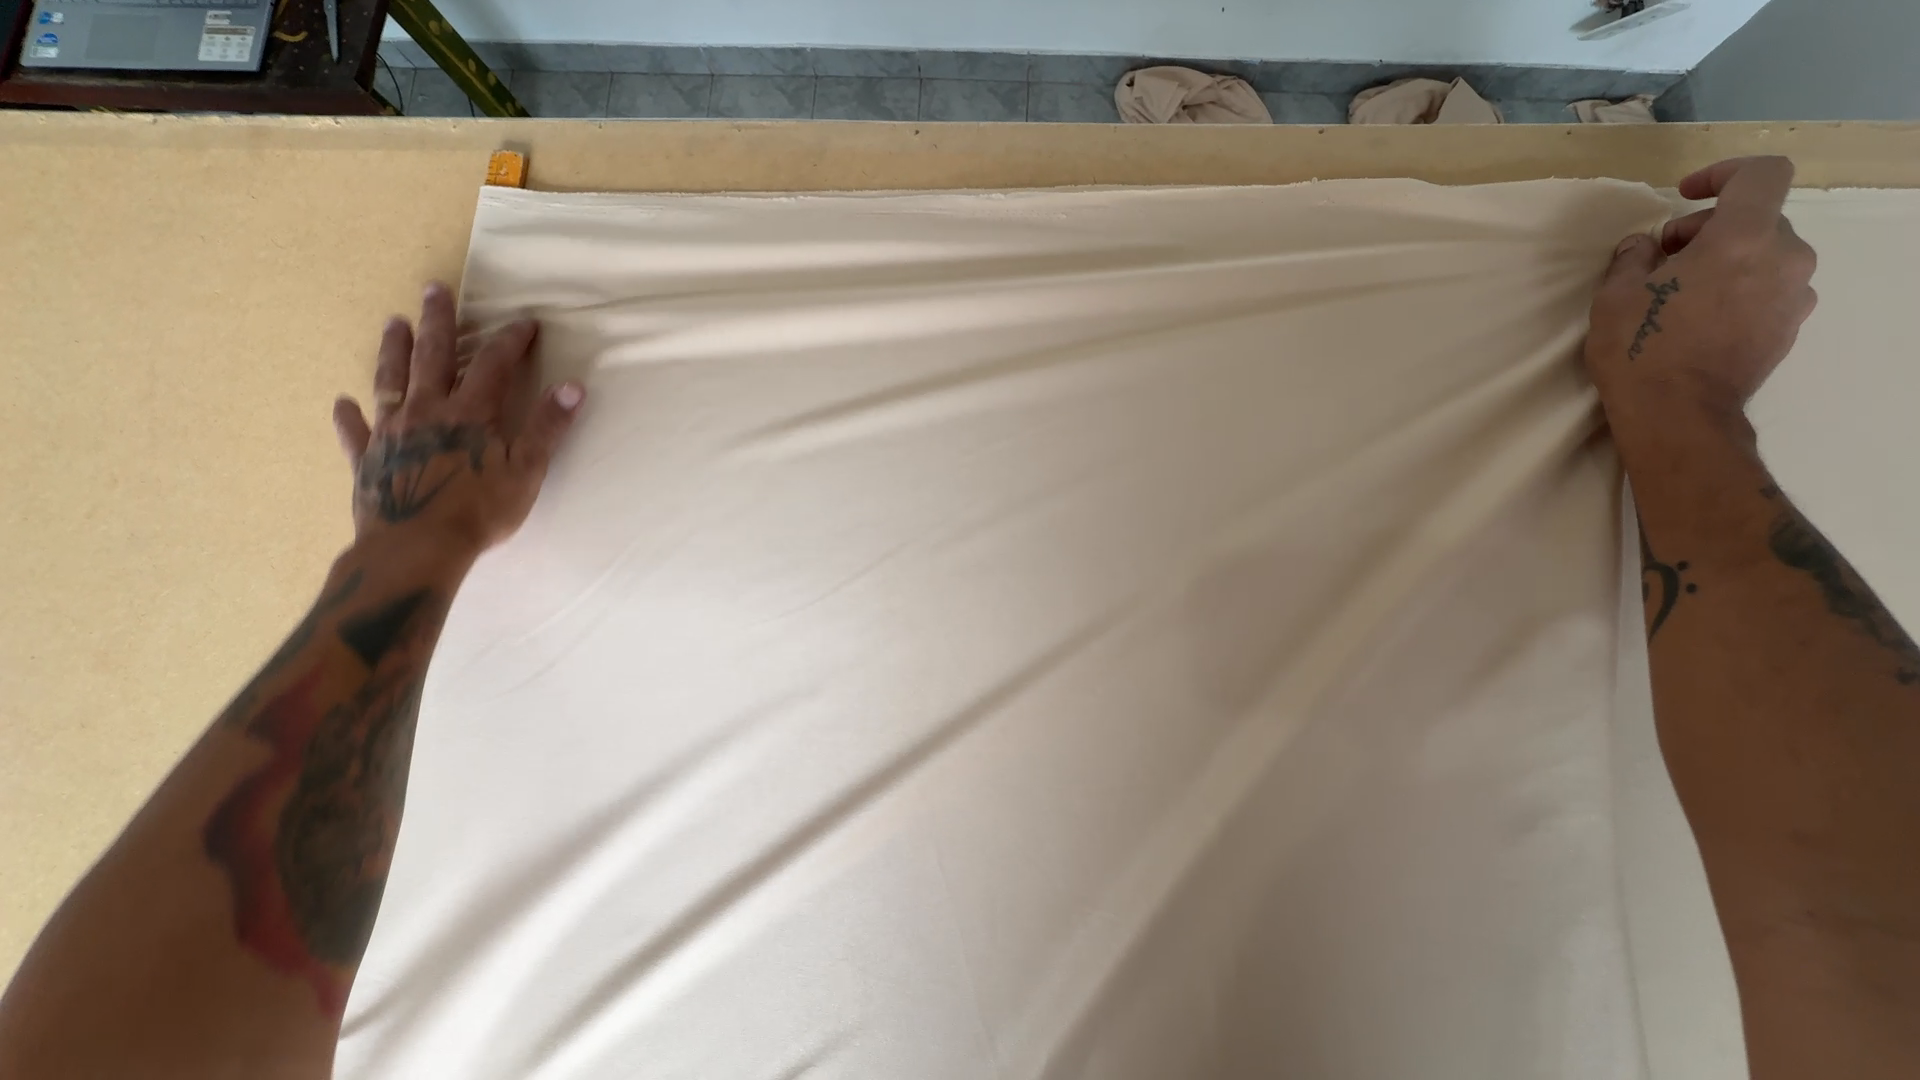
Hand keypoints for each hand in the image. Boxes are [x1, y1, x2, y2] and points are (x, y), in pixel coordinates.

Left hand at [332, 282, 584, 554]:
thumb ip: (548, 427)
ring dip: (393, 350)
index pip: (494, 364)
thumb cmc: (480, 511)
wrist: (417, 548)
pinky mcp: (367, 460)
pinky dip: (350, 416)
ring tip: (394, 322)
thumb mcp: (527, 470)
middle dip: (438, 322)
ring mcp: (391, 434)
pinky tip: (343, 403)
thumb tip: (574, 386)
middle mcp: (426, 411)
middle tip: (435, 289)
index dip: (511, 341)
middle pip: (433, 357)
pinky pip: (355, 432)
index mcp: (469, 413)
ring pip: (391, 381)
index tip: (525, 322)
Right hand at [1585, 156, 1818, 441]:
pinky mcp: (1790, 326)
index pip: (1761, 175)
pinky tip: (1698, 320)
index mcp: (1743, 239)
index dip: (1724, 174)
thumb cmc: (1641, 349)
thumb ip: (1632, 259)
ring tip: (1679, 294)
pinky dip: (1737, 291)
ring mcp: (1794, 294)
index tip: (1686, 194)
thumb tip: (1644, 246)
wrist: (1678, 414)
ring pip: (1765, 256)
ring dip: (1725, 262)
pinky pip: (1768, 290)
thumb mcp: (1613, 298)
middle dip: (1709, 231)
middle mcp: (1784, 257)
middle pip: (1757, 219)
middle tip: (1662, 261)